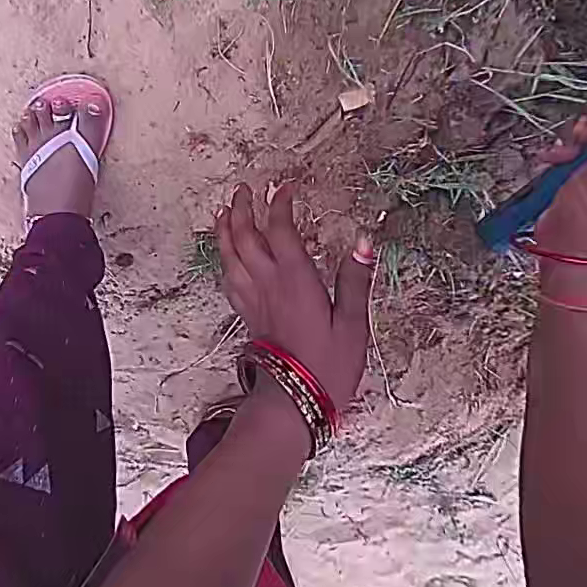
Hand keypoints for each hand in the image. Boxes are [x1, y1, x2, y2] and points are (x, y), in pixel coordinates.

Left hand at [214, 183, 373, 410]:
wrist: (292, 399)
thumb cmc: (328, 364)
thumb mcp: (352, 324)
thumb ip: (354, 281)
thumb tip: (363, 241)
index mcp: (295, 278)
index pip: (280, 229)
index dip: (279, 204)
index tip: (284, 187)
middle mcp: (267, 281)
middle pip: (245, 235)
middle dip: (243, 208)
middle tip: (244, 189)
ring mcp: (251, 295)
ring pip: (229, 252)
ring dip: (225, 228)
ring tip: (224, 209)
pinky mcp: (244, 310)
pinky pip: (226, 274)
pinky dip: (223, 255)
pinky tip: (224, 250)